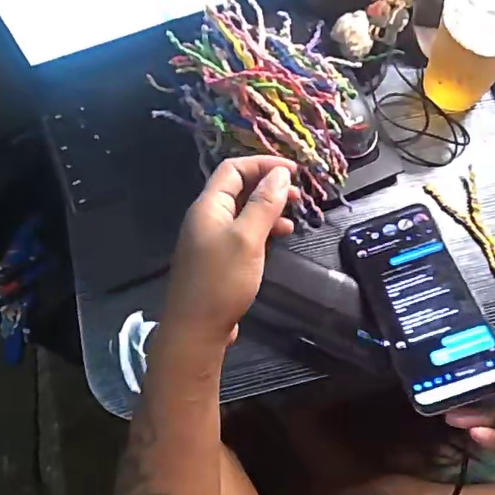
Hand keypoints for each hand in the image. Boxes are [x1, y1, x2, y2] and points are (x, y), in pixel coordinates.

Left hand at [162, 156, 298, 340]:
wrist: (196, 330)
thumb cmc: (221, 281)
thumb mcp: (248, 239)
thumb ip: (263, 204)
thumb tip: (280, 174)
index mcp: (208, 206)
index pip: (234, 169)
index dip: (263, 164)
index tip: (294, 171)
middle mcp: (207, 217)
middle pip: (239, 188)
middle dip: (269, 186)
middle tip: (299, 194)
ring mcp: (211, 239)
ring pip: (243, 211)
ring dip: (269, 208)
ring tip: (294, 216)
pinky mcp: (219, 259)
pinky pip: (243, 232)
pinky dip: (263, 229)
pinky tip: (281, 236)